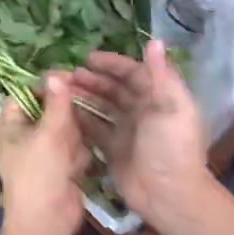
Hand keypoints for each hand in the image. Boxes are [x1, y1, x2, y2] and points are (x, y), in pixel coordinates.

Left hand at [0, 76, 89, 234]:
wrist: (47, 223)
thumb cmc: (39, 174)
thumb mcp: (49, 133)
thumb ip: (57, 103)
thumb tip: (57, 73)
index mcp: (12, 124)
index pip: (25, 92)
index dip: (44, 84)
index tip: (68, 79)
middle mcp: (26, 135)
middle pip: (49, 109)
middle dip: (65, 115)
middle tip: (76, 116)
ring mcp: (44, 152)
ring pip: (65, 128)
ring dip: (73, 137)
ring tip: (73, 149)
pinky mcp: (61, 166)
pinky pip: (74, 148)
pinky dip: (78, 155)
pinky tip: (78, 166)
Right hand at [70, 40, 213, 219]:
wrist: (170, 194)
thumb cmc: (172, 146)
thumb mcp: (171, 106)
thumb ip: (160, 73)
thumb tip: (155, 39)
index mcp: (158, 97)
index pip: (132, 73)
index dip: (111, 64)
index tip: (87, 58)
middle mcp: (142, 111)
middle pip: (114, 89)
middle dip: (92, 80)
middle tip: (68, 74)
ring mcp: (127, 131)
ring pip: (101, 107)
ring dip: (84, 97)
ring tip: (61, 90)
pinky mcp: (114, 151)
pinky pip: (94, 130)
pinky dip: (81, 120)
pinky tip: (63, 112)